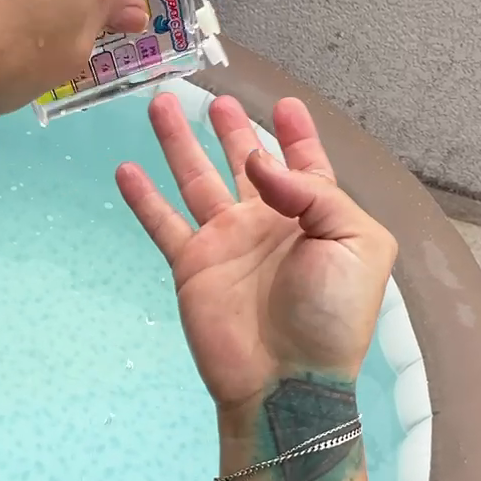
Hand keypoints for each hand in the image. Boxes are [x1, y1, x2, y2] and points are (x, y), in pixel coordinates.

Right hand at [116, 94, 398, 418]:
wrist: (285, 380)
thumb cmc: (332, 314)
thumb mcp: (354, 242)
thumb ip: (313, 193)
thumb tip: (260, 164)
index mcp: (315, 217)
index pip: (304, 165)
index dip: (296, 135)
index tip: (284, 104)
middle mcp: (267, 223)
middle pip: (245, 164)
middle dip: (233, 131)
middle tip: (218, 101)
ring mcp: (225, 243)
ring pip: (196, 180)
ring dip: (179, 144)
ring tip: (161, 106)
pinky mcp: (192, 265)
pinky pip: (163, 224)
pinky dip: (143, 199)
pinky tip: (125, 171)